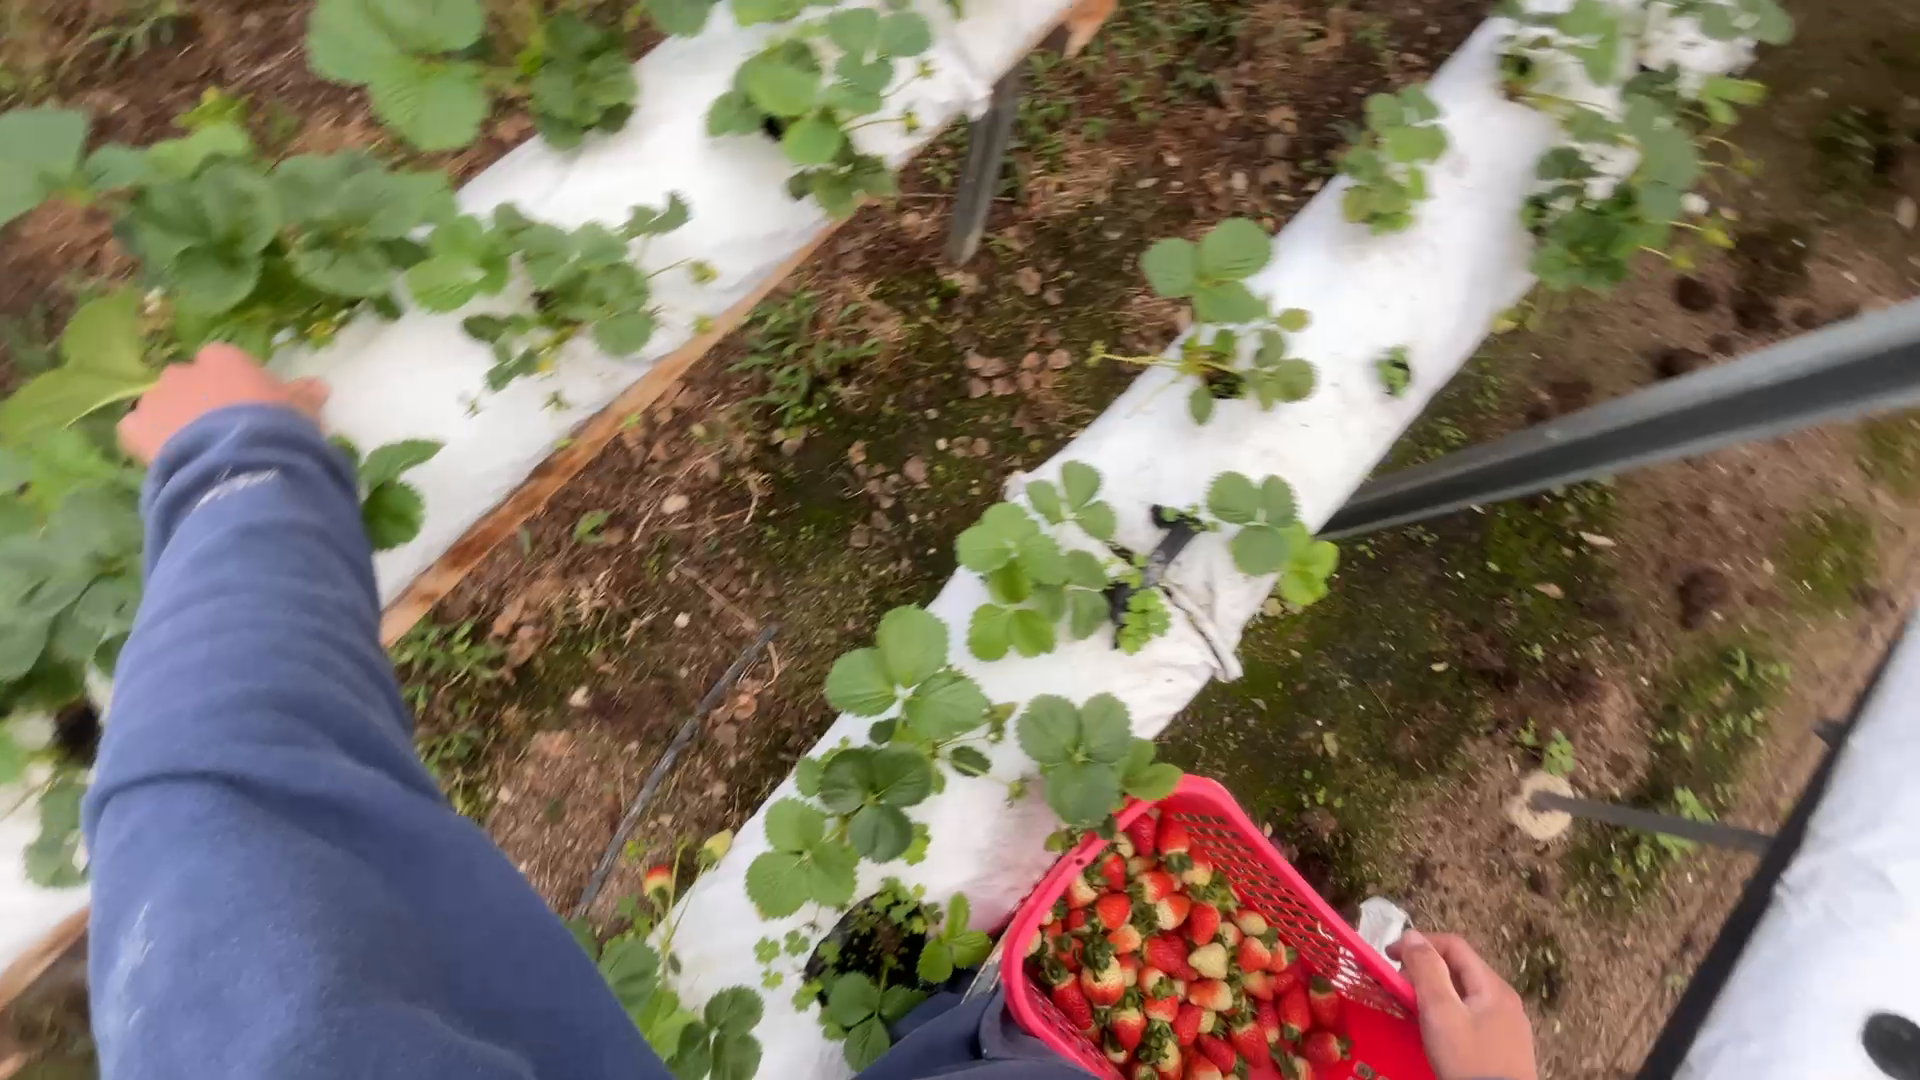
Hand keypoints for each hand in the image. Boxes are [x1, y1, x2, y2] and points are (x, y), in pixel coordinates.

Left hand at [119, 344, 328, 464]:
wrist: (239, 461)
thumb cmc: (277, 427)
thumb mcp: (304, 411)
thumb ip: (305, 395)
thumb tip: (318, 385)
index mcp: (224, 360)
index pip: (227, 359)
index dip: (240, 378)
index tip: (255, 398)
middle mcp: (183, 372)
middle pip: (191, 378)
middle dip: (205, 394)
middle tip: (229, 422)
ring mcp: (154, 398)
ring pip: (164, 402)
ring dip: (179, 414)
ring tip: (204, 443)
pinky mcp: (134, 428)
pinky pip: (140, 427)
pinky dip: (153, 436)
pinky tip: (174, 452)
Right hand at [1388, 929, 1537, 1079]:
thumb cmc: (1467, 1060)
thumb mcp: (1440, 1011)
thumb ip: (1425, 968)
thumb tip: (1412, 935)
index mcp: (1494, 987)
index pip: (1452, 945)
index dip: (1417, 942)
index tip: (1389, 957)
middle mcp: (1505, 1000)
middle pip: (1457, 967)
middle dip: (1422, 968)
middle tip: (1398, 987)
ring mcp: (1507, 1026)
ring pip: (1462, 992)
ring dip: (1432, 990)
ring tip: (1412, 1007)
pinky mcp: (1504, 1047)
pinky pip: (1470, 1014)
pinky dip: (1446, 1011)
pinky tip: (1435, 1030)